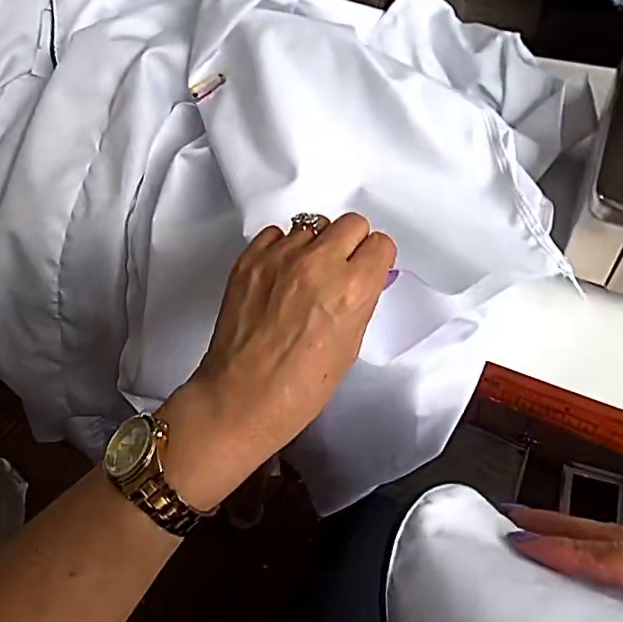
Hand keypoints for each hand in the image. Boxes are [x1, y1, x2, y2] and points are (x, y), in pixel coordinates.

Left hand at [156, 214, 395, 509]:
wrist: (242, 398)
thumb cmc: (295, 387)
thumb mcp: (350, 346)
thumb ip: (361, 302)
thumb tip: (364, 280)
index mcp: (351, 290)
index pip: (380, 244)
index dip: (376, 258)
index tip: (370, 266)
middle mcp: (317, 266)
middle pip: (352, 223)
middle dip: (352, 244)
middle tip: (343, 266)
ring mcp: (280, 259)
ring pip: (313, 224)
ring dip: (316, 244)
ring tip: (308, 274)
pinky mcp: (250, 260)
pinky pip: (276, 233)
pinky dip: (283, 247)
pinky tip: (283, 273)